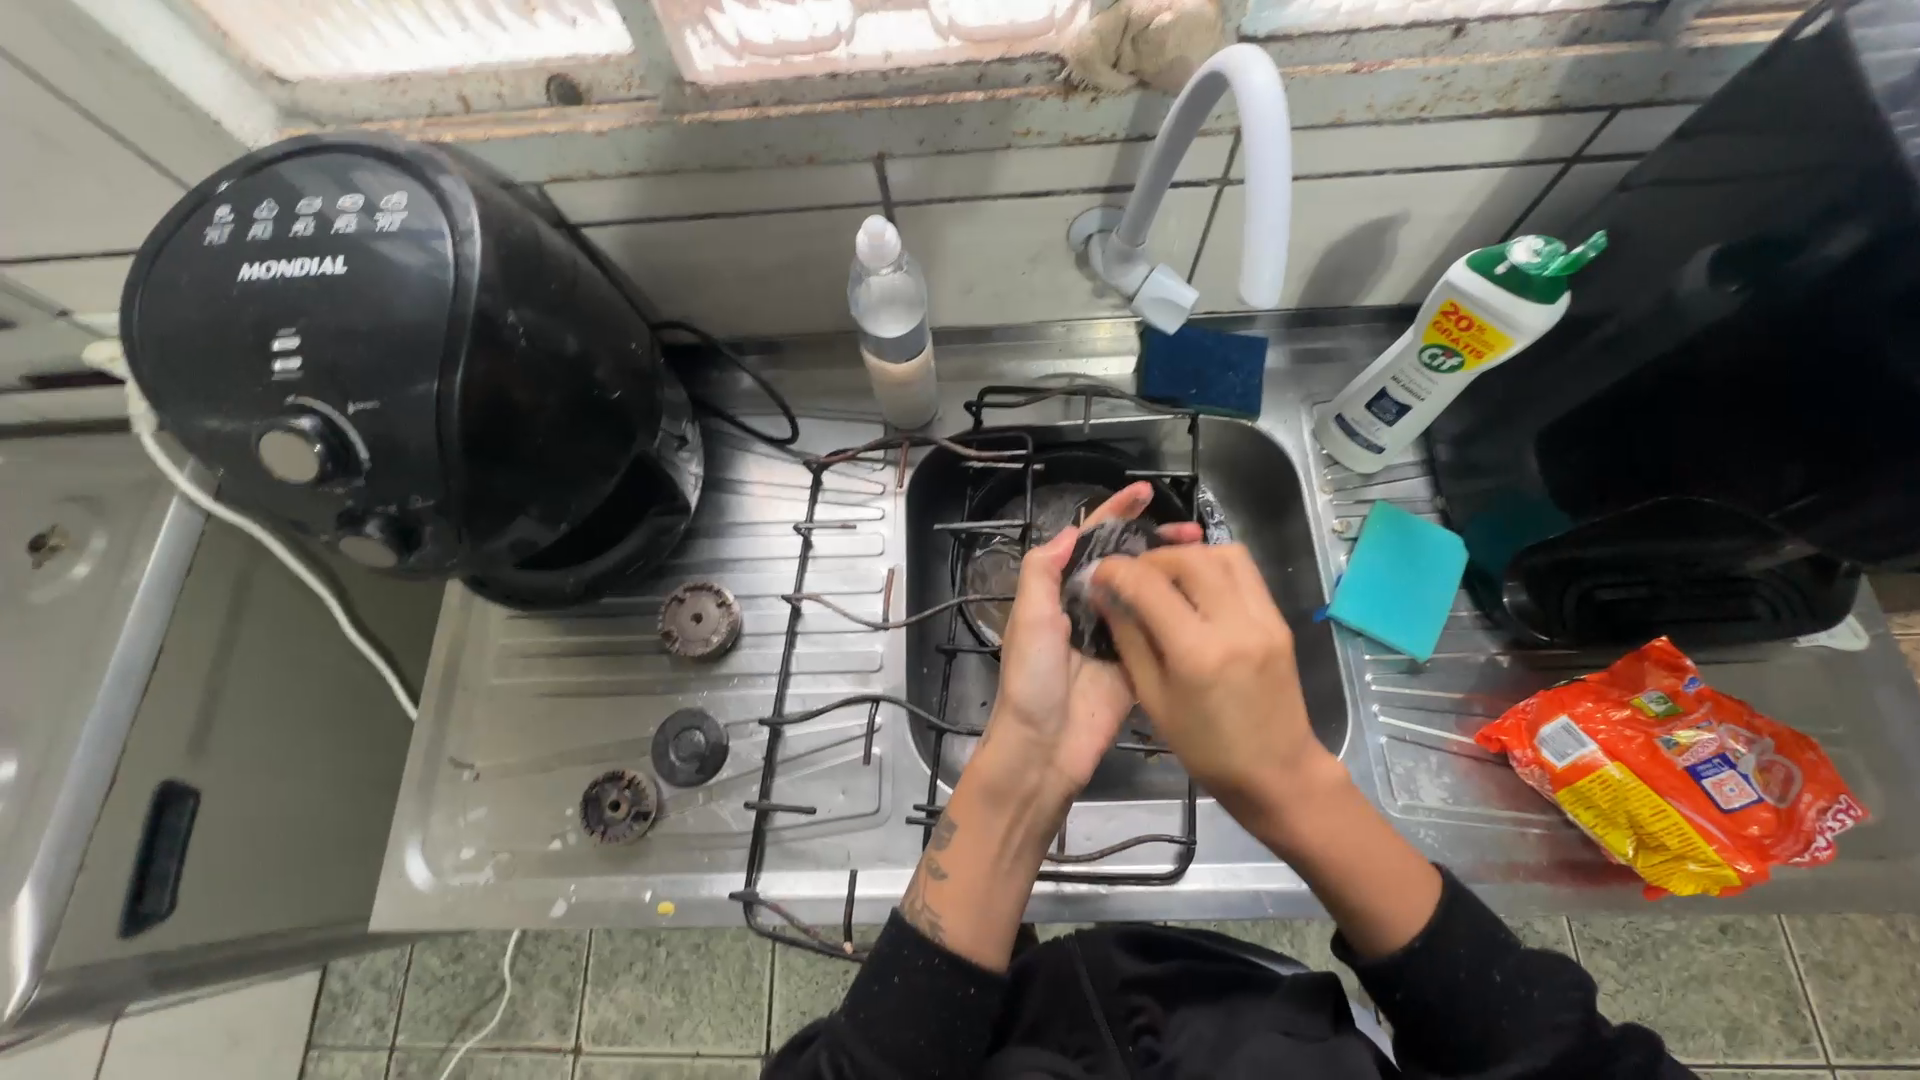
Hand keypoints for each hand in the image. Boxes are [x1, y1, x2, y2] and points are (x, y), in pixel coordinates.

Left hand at [974, 482, 1202, 802]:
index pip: (1088, 541)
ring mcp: (1113, 637)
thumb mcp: (1029, 619)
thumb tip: (1073, 530)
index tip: (1146, 491)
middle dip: (1153, 541)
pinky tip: (1201, 596)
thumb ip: (1043, 571)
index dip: (1115, 514)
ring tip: (1203, 555)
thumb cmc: (1030, 680)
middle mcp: (1086, 609)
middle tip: (1192, 533)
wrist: (1044, 749)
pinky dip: (1176, 612)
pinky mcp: (1135, 665)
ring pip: (1145, 593)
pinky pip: (1157, 631)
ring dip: (1170, 572)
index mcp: (1057, 593)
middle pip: (1123, 563)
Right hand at [1089, 543, 1343, 826]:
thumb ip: (1128, 638)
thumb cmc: (1205, 746)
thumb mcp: (1152, 697)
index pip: (1150, 586)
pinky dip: (1215, 566)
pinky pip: (1246, 572)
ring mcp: (1264, 619)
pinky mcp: (1279, 620)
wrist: (1276, 770)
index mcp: (1197, 653)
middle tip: (1132, 574)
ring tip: (1165, 576)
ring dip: (1187, 556)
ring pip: (1222, 554)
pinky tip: (1196, 587)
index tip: (1100, 572)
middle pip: (1189, 559)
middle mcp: (1234, 625)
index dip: (1117, 571)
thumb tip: (1105, 594)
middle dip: (1152, 558)